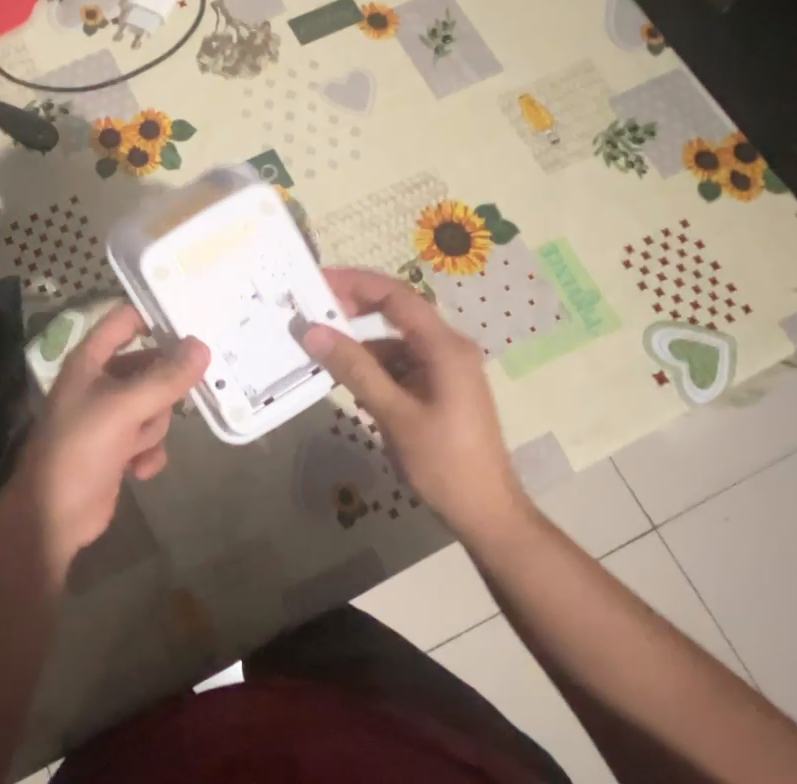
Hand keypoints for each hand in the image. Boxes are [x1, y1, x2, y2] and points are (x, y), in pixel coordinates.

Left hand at [4, 304, 209, 570]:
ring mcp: (108, 417)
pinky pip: (149, 438)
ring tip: (136, 444)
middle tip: (183, 396)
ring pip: (154, 406)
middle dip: (163, 389)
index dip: (156, 317)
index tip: (197, 322)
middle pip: (149, 366)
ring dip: (152, 428)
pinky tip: (139, 470)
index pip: (125, 320)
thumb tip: (202, 346)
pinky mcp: (117, 449)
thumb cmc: (79, 449)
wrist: (52, 516)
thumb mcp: (123, 409)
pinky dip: (148, 453)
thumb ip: (164, 378)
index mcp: (89, 361)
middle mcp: (99, 383)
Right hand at [298, 267, 525, 534]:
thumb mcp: (394, 414)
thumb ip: (355, 369)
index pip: (396, 296)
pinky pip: (399, 367)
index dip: (356, 283)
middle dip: (353, 311)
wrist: (486, 513)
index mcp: (445, 347)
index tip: (316, 282)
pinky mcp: (438, 390)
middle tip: (310, 314)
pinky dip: (372, 370)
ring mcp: (444, 370)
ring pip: (393, 343)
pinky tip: (349, 387)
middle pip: (395, 314)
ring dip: (359, 347)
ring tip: (320, 356)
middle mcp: (448, 349)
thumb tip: (313, 331)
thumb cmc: (445, 463)